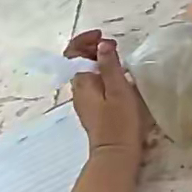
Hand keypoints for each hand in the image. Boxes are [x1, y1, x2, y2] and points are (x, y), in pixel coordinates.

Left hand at [66, 30, 152, 157]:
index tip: (103, 36)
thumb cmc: (119, 122)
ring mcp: (85, 101)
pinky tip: (118, 76)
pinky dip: (103, 72)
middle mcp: (79, 90)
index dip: (84, 40)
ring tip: (118, 57)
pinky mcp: (94, 108)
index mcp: (82, 83)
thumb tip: (102, 43)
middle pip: (78, 61)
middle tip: (114, 45)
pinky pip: (94, 83)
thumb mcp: (118, 90)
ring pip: (87, 72)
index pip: (72, 53)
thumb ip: (110, 65)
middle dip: (92, 48)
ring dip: (99, 60)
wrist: (116, 156)